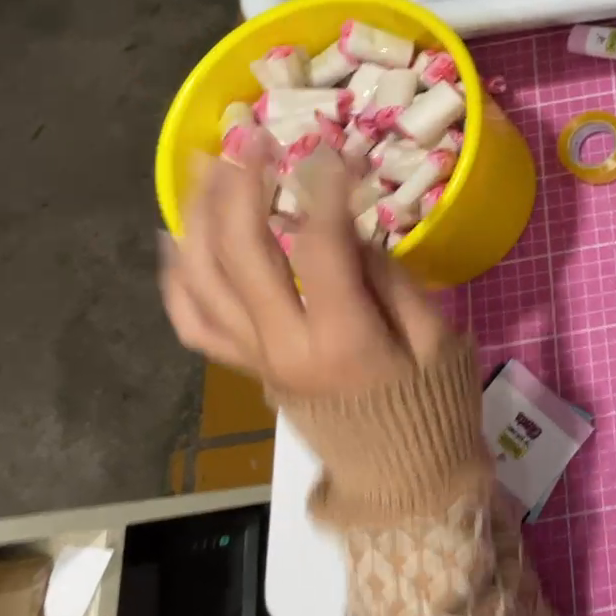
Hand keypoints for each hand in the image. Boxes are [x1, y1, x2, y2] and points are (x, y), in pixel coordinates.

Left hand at [158, 135, 451, 397]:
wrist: (402, 474)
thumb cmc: (435, 405)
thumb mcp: (438, 342)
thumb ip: (395, 285)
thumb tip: (355, 234)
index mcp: (344, 341)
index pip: (321, 251)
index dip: (325, 193)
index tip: (333, 150)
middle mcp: (284, 346)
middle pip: (244, 256)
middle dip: (244, 189)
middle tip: (254, 141)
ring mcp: (256, 359)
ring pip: (203, 281)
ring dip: (200, 217)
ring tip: (207, 167)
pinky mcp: (247, 367)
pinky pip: (193, 320)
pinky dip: (177, 276)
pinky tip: (177, 236)